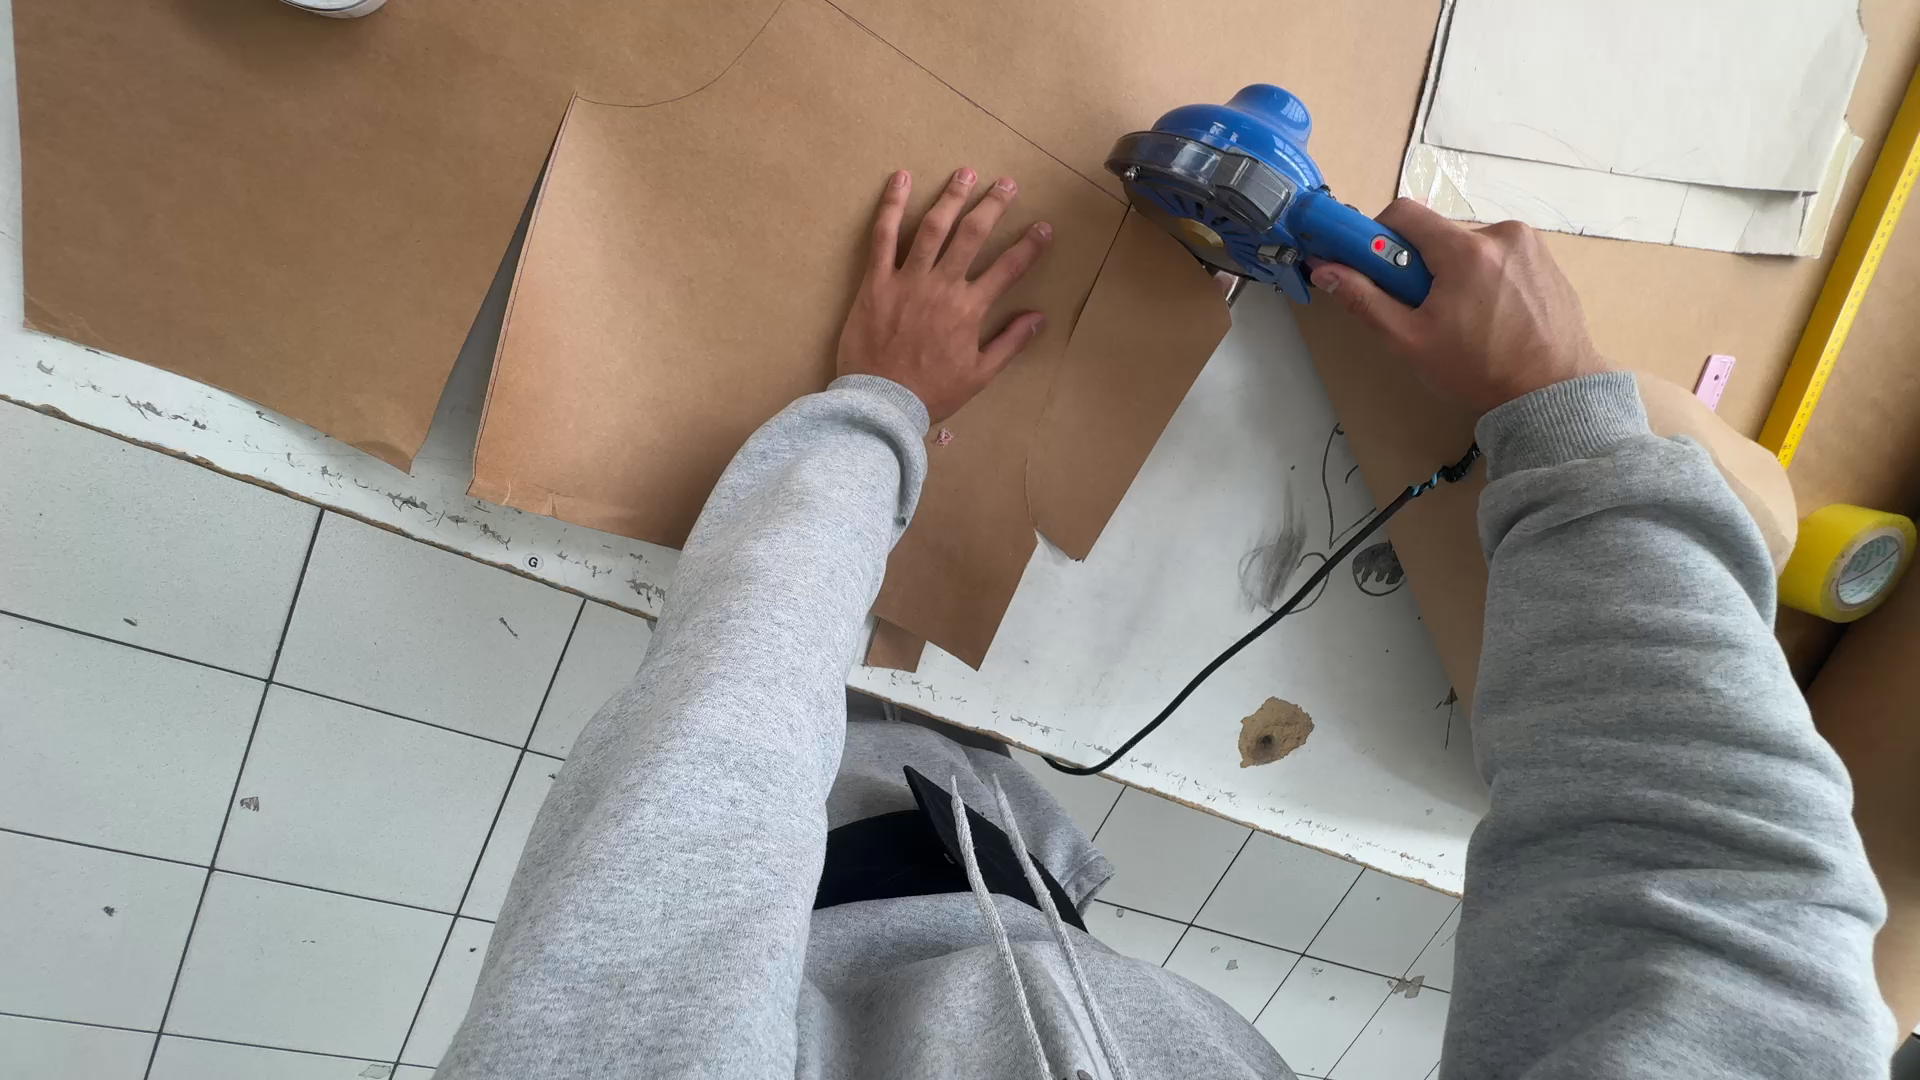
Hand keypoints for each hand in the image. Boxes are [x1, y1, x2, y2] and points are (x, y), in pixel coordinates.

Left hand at [836, 168, 1051, 421]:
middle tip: (1007, 184)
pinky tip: (901, 179)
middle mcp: (942, 286)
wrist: (882, 403)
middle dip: (993, 206)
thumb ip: (1010, 343)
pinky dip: (892, 206)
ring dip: (951, 197)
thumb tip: (1039, 318)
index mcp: (970, 310)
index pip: (1008, 269)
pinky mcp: (876, 282)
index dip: (1030, 246)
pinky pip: (882, 236)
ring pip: (933, 227)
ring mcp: (907, 280)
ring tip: (965, 173)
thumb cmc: (932, 393)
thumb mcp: (979, 375)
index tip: (1043, 228)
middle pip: (973, 235)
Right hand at [1307, 198, 1608, 412]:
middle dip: (1415, 264)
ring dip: (1447, 272)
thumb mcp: (1407, 339)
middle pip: (1435, 234)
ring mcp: (1529, 243)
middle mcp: (1501, 233)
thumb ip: (1363, 299)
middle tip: (1415, 309)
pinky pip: (1494, 255)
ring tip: (1454, 317)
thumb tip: (1324, 270)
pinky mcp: (1545, 258)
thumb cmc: (1474, 369)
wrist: (1550, 390)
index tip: (1369, 266)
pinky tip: (1482, 315)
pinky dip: (1477, 277)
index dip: (1375, 235)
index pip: (1404, 213)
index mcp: (1464, 249)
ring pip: (1464, 246)